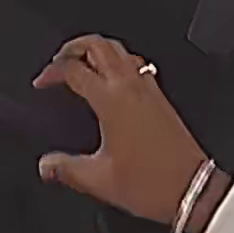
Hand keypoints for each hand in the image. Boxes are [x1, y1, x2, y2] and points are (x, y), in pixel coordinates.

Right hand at [33, 35, 228, 232]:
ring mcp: (145, 85)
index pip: (73, 69)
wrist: (191, 188)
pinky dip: (116, 57)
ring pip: (116, 48)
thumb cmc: (151, 182)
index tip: (42, 82)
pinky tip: (112, 74)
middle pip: (96, 45)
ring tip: (80, 60)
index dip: (52, 71)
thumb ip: (68, 169)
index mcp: (110, 99)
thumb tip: (47, 165)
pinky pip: (133, 60)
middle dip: (72, 47)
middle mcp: (128, 85)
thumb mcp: (101, 180)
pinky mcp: (157, 92)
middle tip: (57, 60)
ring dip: (94, 48)